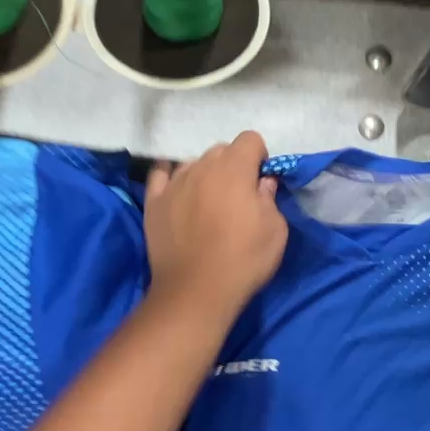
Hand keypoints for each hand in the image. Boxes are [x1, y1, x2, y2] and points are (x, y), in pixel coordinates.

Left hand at [143, 132, 287, 323]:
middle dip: (232, 165)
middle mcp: (202, 167)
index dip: (259, 157)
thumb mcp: (276, 231)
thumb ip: (270, 198)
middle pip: (220, 149)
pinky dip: (171, 177)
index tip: (260, 182)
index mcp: (234, 169)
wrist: (195, 292)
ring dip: (204, 173)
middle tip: (236, 196)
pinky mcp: (154, 201)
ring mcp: (174, 182)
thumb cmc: (243, 261)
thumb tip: (263, 183)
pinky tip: (177, 191)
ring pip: (193, 162)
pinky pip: (161, 174)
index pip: (250, 139)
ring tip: (207, 201)